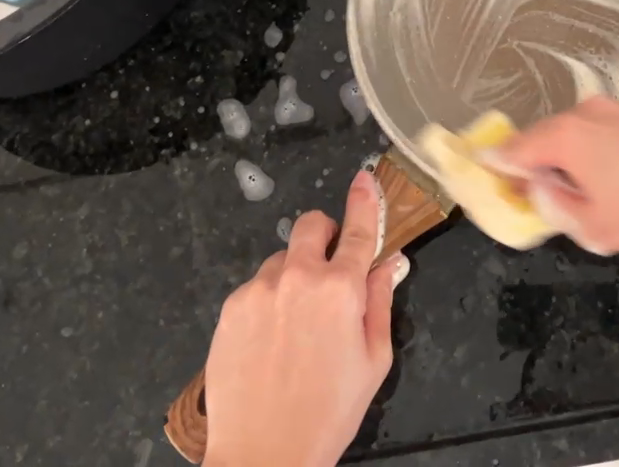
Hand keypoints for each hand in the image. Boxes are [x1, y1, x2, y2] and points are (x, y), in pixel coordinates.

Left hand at [201, 170, 407, 466]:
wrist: (264, 453)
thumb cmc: (329, 412)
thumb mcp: (374, 360)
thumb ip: (380, 301)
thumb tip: (387, 264)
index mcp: (340, 289)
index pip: (358, 229)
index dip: (365, 200)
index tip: (364, 178)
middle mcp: (298, 276)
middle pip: (311, 225)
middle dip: (324, 236)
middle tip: (329, 271)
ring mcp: (259, 288)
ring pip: (282, 259)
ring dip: (294, 275)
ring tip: (295, 325)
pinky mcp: (232, 306)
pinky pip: (256, 286)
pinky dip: (268, 300)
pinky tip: (270, 340)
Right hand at [494, 96, 618, 256]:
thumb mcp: (591, 226)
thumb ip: (550, 205)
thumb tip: (533, 190)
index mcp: (564, 136)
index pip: (511, 150)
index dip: (493, 167)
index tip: (478, 176)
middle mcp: (581, 112)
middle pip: (538, 138)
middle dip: (530, 166)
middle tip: (532, 200)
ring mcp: (610, 110)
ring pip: (567, 135)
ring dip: (560, 160)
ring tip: (576, 196)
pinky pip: (592, 132)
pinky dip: (585, 152)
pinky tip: (607, 183)